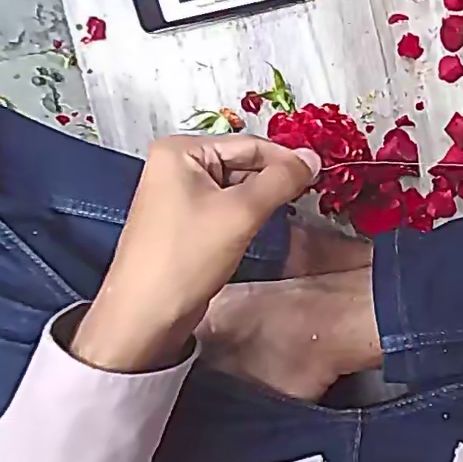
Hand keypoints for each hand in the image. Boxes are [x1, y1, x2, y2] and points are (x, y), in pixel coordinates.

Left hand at [72, 136, 320, 371]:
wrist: (144, 317)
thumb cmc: (186, 258)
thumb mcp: (241, 212)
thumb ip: (281, 180)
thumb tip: (312, 158)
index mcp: (181, 151)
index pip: (249, 144)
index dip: (285, 159)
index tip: (318, 172)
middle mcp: (178, 165)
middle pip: (244, 162)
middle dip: (273, 179)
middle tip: (306, 195)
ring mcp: (181, 192)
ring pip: (239, 185)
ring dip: (263, 198)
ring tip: (288, 211)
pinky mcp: (187, 218)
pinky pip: (228, 204)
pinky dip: (249, 212)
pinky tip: (262, 225)